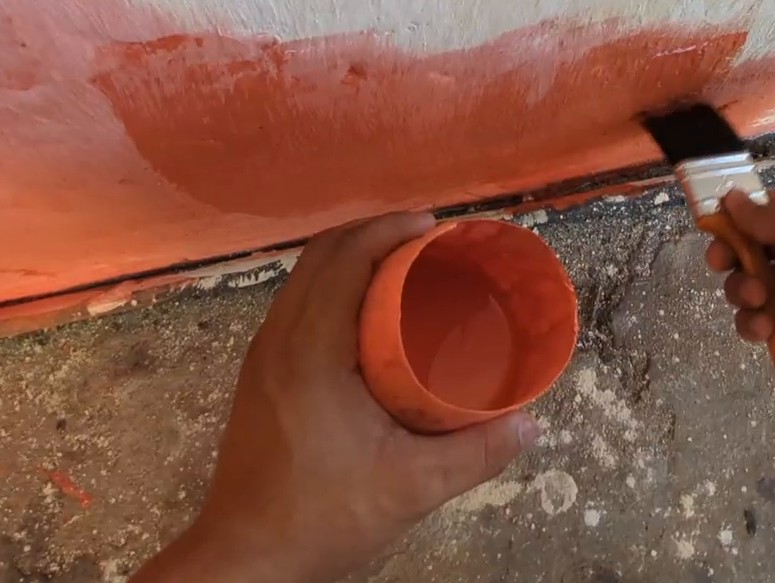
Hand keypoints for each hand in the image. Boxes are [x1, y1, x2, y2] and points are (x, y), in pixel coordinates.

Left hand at [136, 213, 539, 582]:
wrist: (244, 561)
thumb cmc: (322, 515)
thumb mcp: (410, 488)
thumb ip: (474, 454)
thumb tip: (530, 425)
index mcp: (312, 349)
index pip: (345, 258)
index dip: (389, 229)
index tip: (433, 225)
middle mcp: (280, 335)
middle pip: (322, 251)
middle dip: (372, 229)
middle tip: (422, 235)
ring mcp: (263, 350)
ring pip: (304, 271)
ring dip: (350, 250)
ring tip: (399, 258)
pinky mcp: (260, 367)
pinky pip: (297, 295)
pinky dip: (332, 277)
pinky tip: (364, 302)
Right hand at [707, 190, 774, 418]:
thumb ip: (764, 213)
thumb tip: (733, 198)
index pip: (771, 206)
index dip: (740, 213)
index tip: (712, 222)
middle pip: (754, 244)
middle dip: (732, 253)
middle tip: (719, 262)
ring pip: (751, 281)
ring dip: (743, 289)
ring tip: (757, 300)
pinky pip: (759, 318)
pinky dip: (754, 322)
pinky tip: (766, 328)